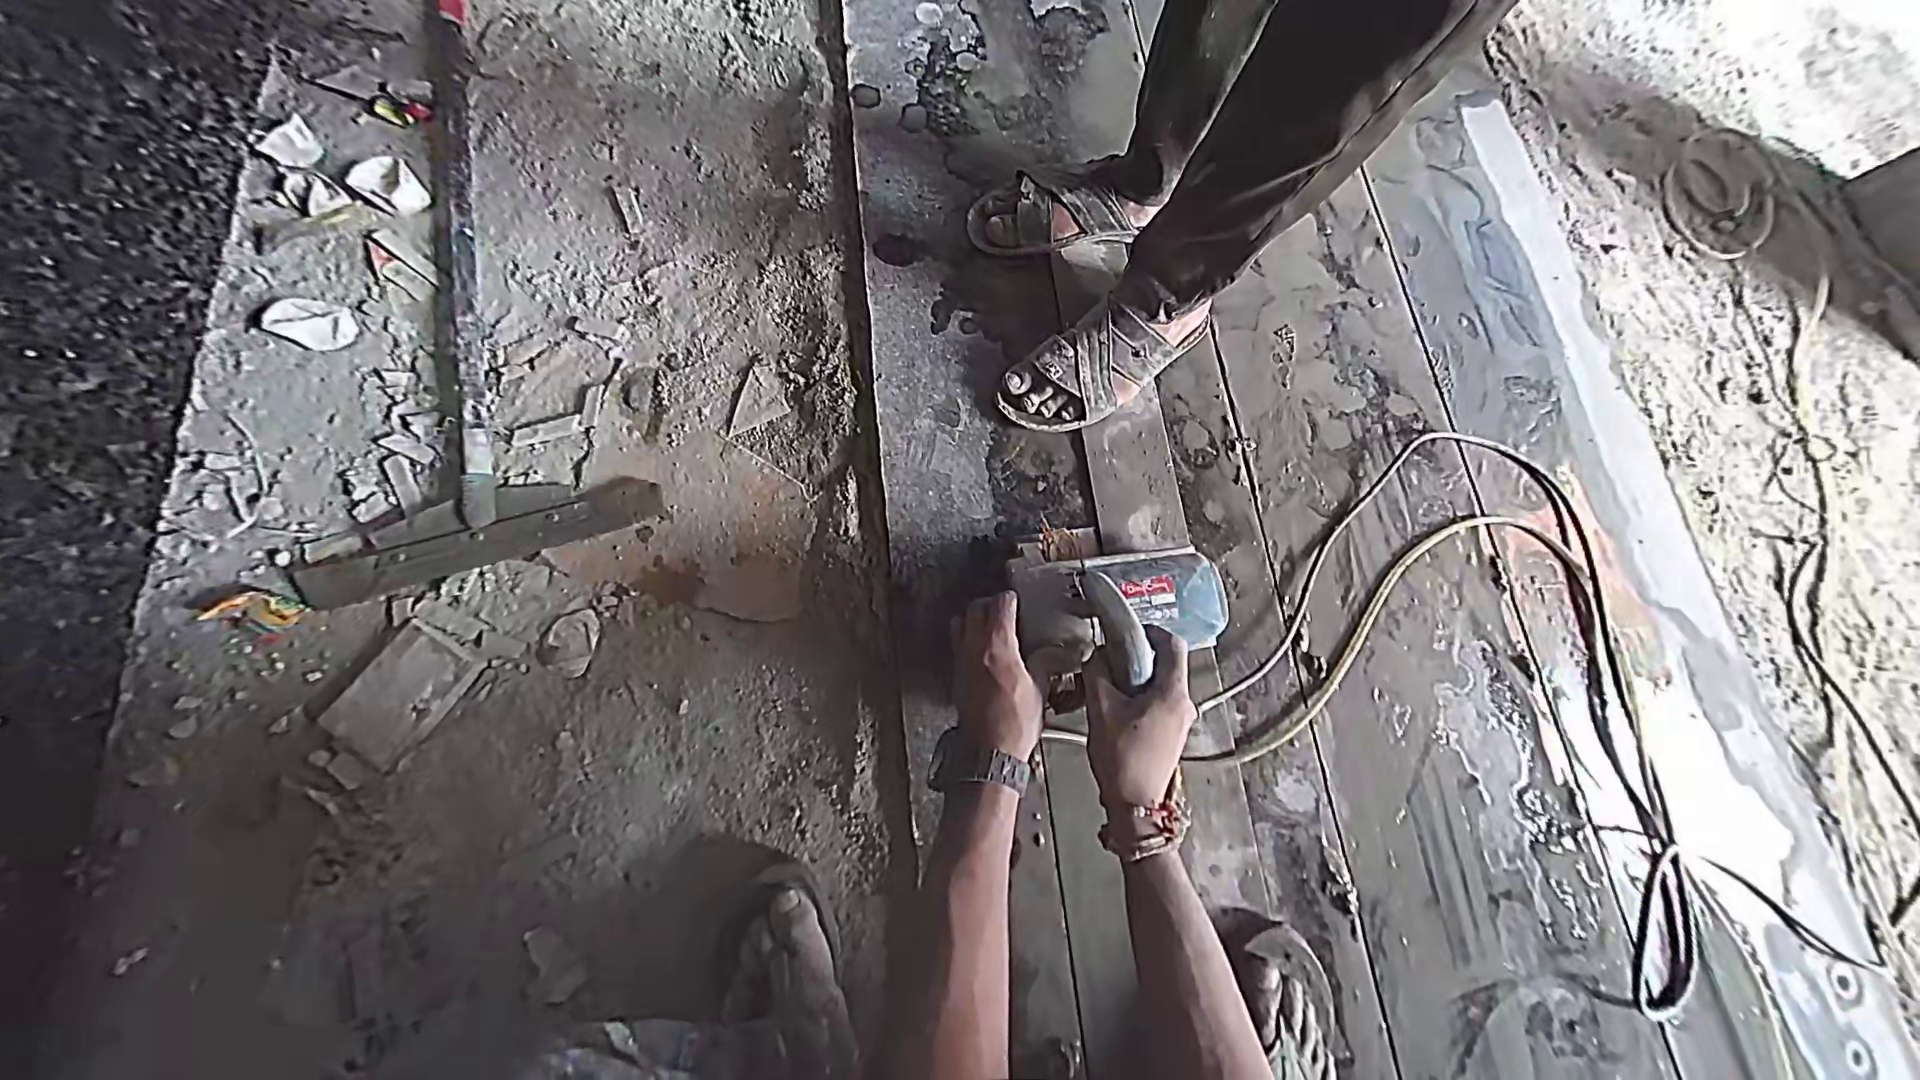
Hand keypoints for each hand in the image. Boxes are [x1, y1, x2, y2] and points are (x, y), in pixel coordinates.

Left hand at [953, 591, 1044, 759]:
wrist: (989, 753)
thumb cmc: (1013, 725)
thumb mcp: (1039, 689)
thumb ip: (1045, 663)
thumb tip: (1054, 653)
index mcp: (997, 647)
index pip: (999, 605)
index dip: (1009, 599)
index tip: (1016, 600)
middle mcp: (974, 649)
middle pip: (975, 609)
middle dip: (990, 604)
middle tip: (1004, 609)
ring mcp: (961, 661)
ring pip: (959, 623)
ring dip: (973, 618)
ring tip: (989, 625)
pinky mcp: (956, 676)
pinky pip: (957, 645)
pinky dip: (966, 638)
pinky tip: (982, 651)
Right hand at [1085, 626, 1194, 810]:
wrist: (1135, 806)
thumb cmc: (1121, 756)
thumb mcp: (1100, 708)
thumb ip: (1096, 672)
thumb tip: (1094, 653)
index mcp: (1173, 693)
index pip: (1172, 644)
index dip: (1150, 631)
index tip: (1126, 631)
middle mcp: (1185, 704)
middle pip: (1167, 664)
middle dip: (1138, 655)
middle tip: (1109, 656)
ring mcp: (1182, 721)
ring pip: (1162, 684)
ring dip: (1137, 676)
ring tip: (1108, 680)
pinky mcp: (1173, 733)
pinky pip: (1160, 701)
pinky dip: (1141, 694)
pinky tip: (1117, 704)